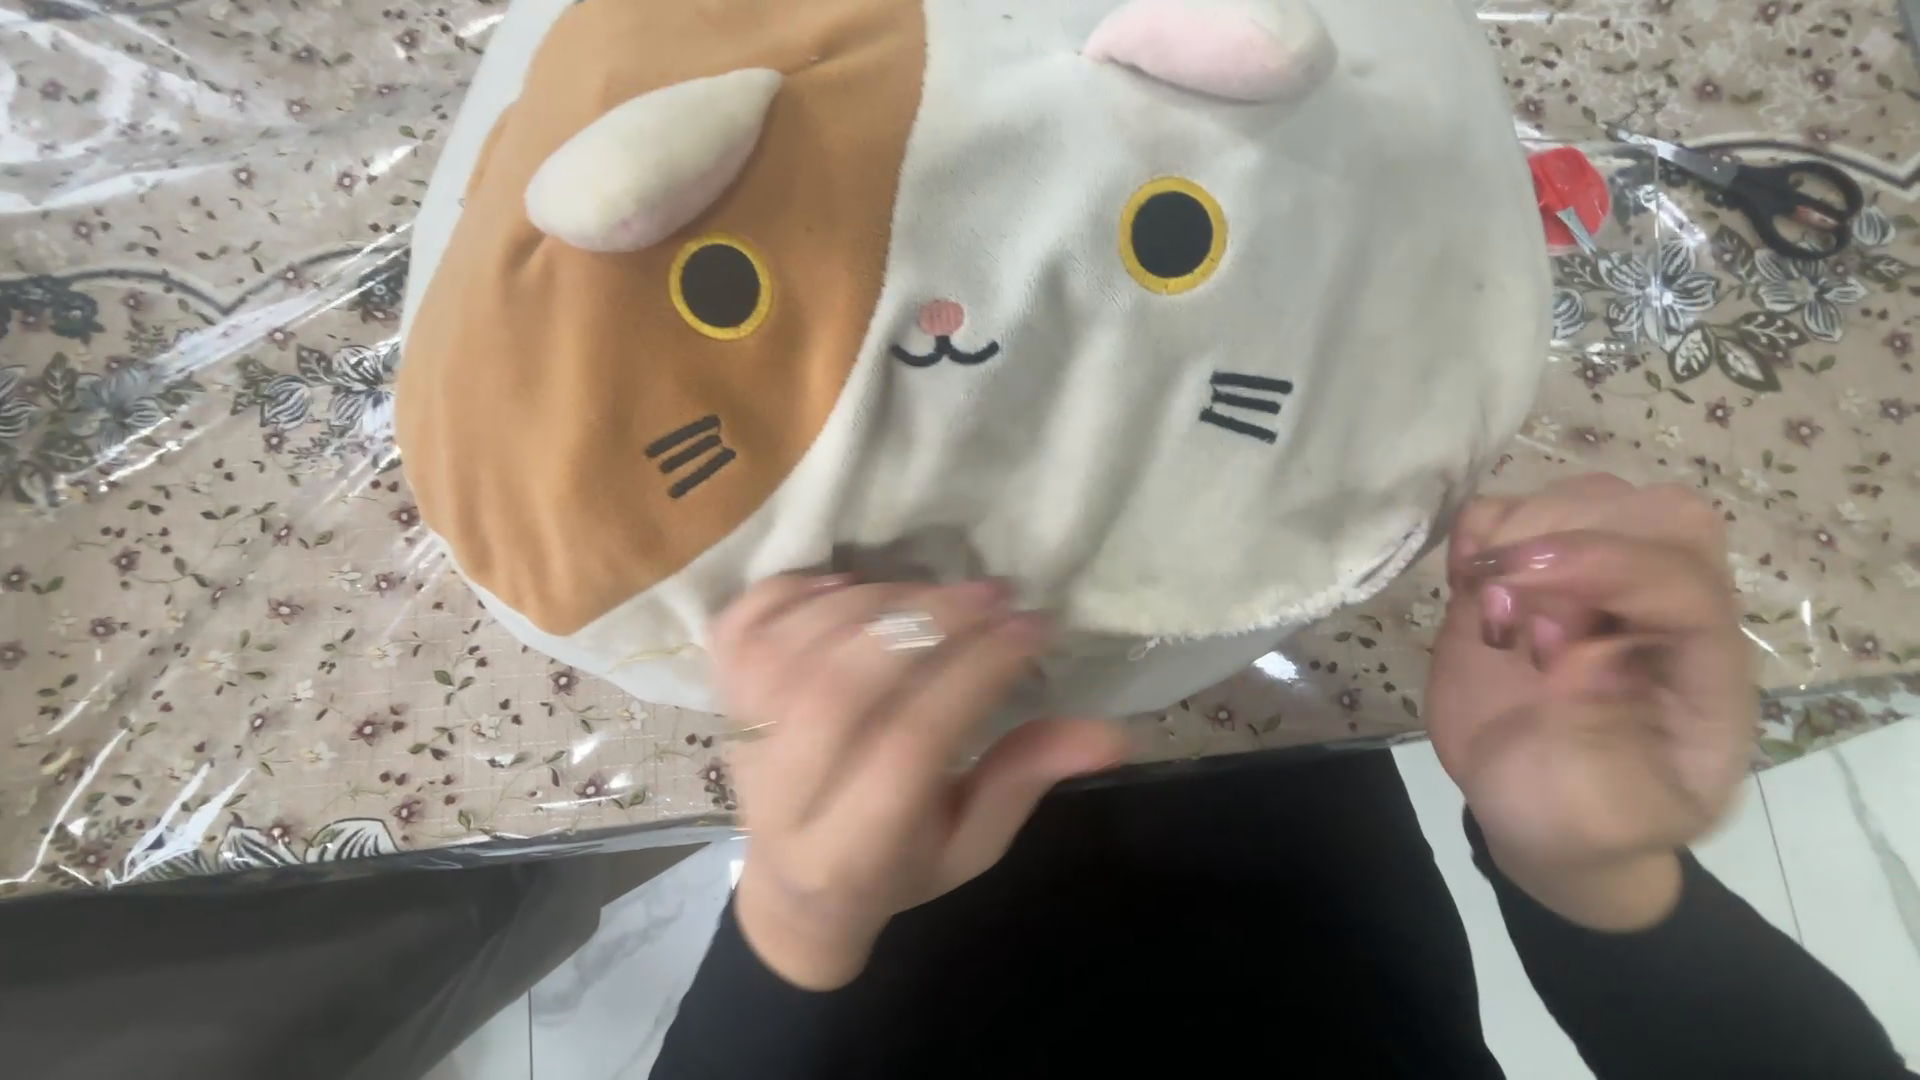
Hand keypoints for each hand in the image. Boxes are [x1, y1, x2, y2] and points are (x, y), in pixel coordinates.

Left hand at [710, 575, 1128, 988]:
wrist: (792, 889)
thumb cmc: (899, 867)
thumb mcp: (971, 843)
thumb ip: (1027, 779)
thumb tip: (1114, 731)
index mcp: (852, 851)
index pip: (912, 745)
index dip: (978, 674)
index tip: (1035, 627)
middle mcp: (783, 795)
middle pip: (838, 690)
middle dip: (923, 624)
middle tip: (989, 591)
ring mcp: (740, 744)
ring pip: (790, 650)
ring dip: (871, 601)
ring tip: (934, 589)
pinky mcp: (720, 704)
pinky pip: (741, 628)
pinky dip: (791, 589)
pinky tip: (848, 583)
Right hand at [1426, 475, 1757, 930]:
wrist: (1535, 806)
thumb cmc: (1581, 817)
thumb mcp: (1606, 811)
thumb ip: (1606, 744)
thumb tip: (1583, 655)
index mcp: (1700, 664)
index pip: (1677, 577)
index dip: (1599, 569)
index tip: (1513, 612)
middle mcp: (1654, 608)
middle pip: (1647, 513)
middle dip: (1561, 542)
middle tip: (1502, 611)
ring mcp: (1585, 585)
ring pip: (1577, 498)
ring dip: (1513, 534)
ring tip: (1480, 604)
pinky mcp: (1517, 581)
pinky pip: (1506, 514)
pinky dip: (1475, 530)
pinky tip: (1463, 582)